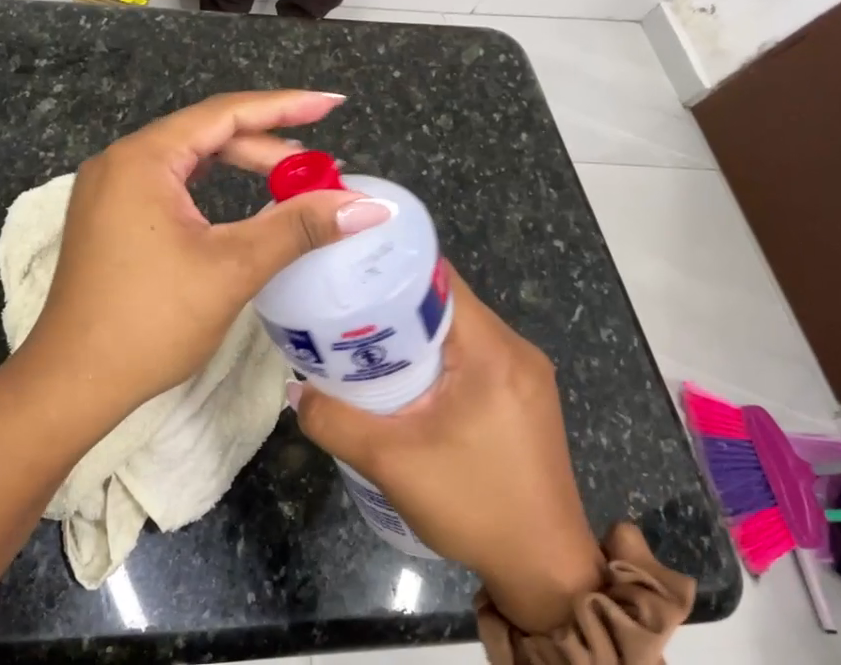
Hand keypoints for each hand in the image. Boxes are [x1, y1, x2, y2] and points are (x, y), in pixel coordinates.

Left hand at [15, 91, 393, 411]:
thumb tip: (371, 207)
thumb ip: (299, 228)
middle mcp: (118, 162)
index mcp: (141, 159)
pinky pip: (165, 185)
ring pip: (184, 161)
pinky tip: (236, 205)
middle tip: (318, 169)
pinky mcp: (105, 218)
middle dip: (263, 146)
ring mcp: (106, 191)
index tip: (331, 104)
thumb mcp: (233, 268)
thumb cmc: (151, 319)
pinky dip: (207, 189)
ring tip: (288, 182)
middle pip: (203, 135)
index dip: (282, 106)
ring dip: (236, 166)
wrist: (74, 378)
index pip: (222, 114)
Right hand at [292, 264, 603, 631]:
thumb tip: (295, 391)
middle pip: (441, 304)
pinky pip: (467, 360)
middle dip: (387, 307)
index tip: (341, 273)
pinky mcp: (520, 401)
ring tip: (355, 348)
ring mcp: (522, 377)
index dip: (386, 269)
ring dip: (407, 338)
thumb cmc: (475, 506)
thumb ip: (334, 422)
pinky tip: (395, 383)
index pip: (438, 279)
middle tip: (335, 315)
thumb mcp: (390, 463)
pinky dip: (429, 361)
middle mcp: (515, 352)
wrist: (545, 571)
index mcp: (494, 351)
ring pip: (452, 333)